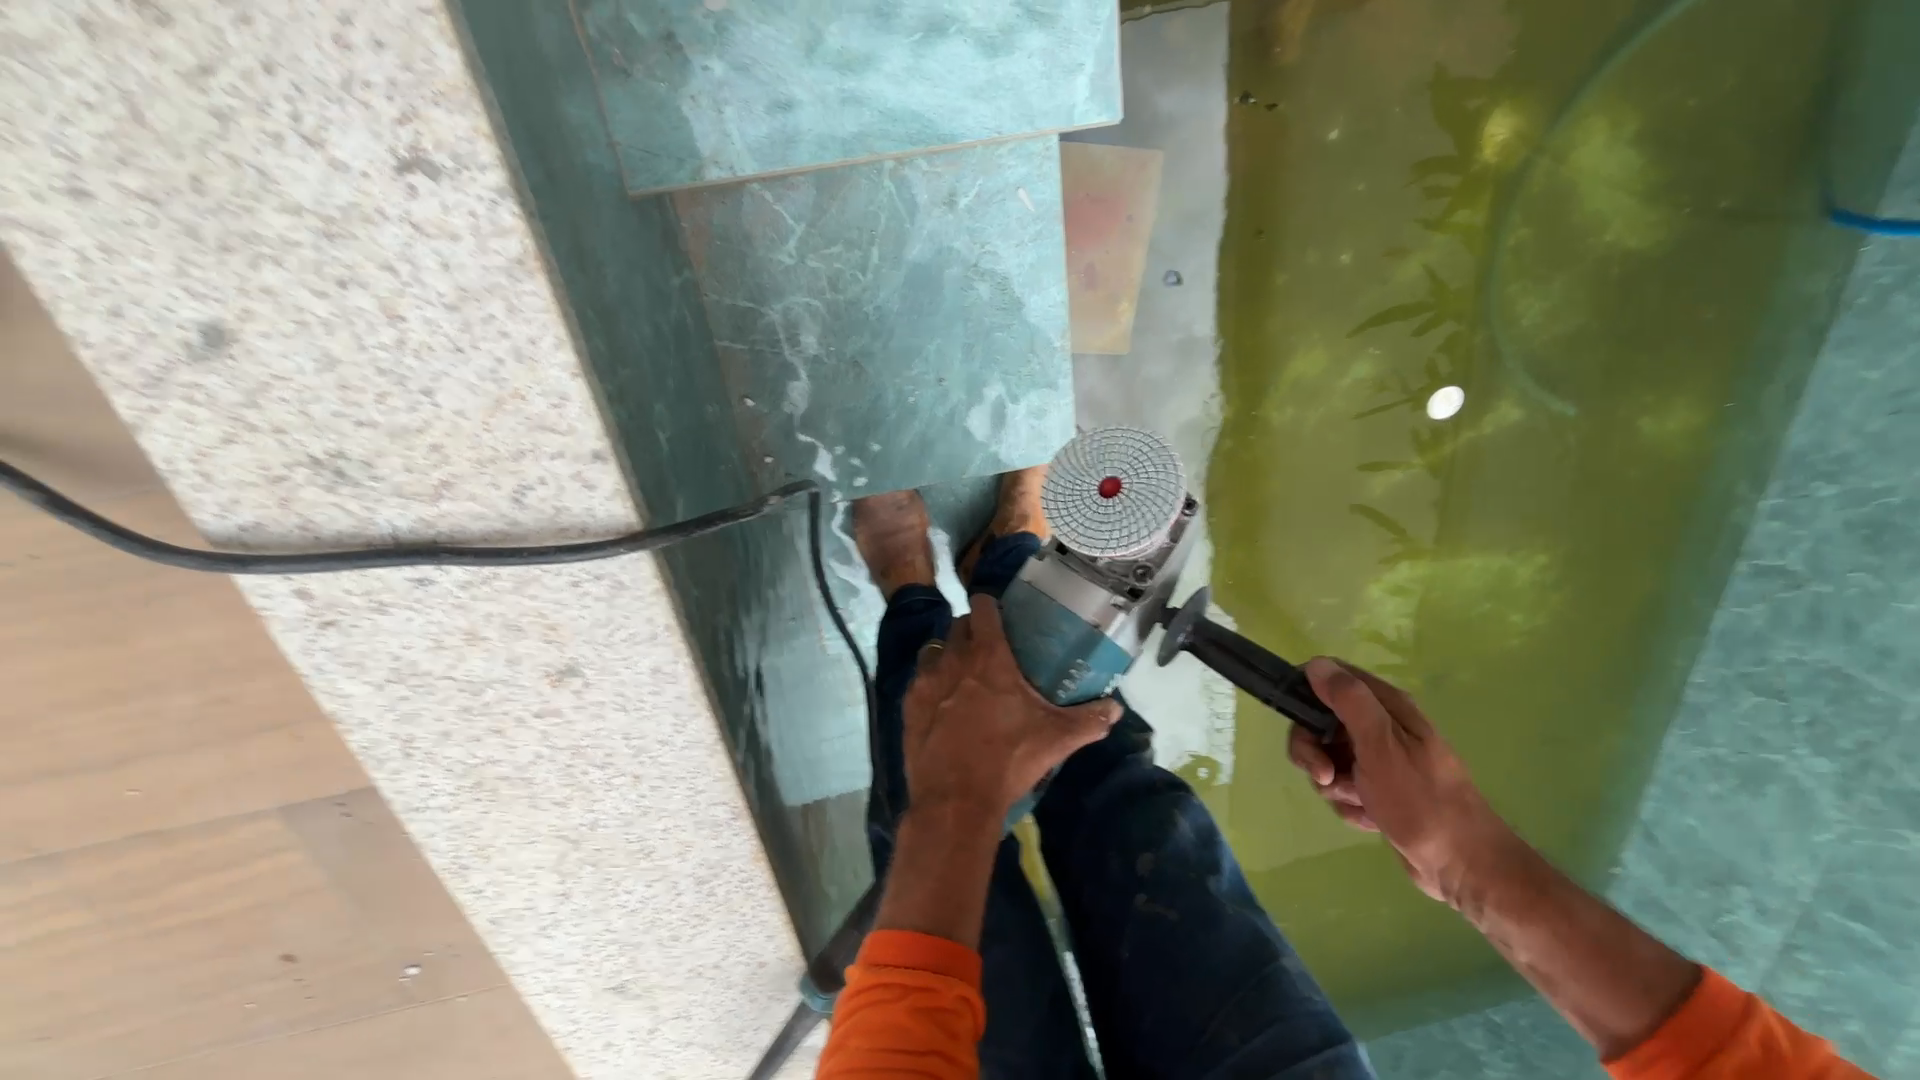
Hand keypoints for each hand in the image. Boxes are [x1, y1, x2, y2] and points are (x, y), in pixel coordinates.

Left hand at [901, 596, 1121, 825]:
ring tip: (962, 674)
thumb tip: (1115, 709)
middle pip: (957, 626)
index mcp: (989, 656)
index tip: (999, 614)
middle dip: (971, 630)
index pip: (982, 608)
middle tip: (987, 647)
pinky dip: (930, 685)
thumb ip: (1089, 720)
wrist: (956, 800)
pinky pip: (918, 682)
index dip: (990, 606)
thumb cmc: (1009, 759)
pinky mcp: (908, 707)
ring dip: (946, 654)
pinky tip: (942, 705)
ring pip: (933, 650)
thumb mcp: (1057, 739)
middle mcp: (953, 660)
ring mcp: (926, 683)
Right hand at [1290, 657, 1523, 906]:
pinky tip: (1371, 818)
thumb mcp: (1382, 745)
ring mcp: (1378, 760)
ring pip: (1326, 760)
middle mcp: (1381, 727)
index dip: (1306, 693)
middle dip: (1313, 752)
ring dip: (1334, 785)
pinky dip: (1350, 805)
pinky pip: (1341, 789)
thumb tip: (1316, 665)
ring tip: (1361, 802)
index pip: (1330, 677)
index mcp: (1385, 706)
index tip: (1298, 721)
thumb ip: (1349, 702)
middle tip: (1325, 776)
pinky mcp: (1377, 791)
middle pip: (1319, 723)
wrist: (1460, 864)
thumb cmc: (1422, 800)